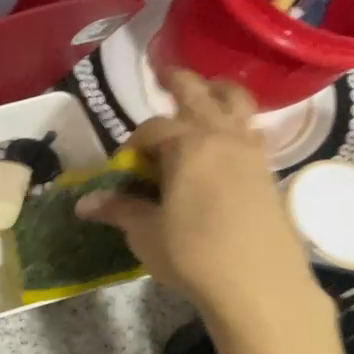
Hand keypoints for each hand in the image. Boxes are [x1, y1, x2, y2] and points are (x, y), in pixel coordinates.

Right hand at [76, 70, 324, 331]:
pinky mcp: (267, 173)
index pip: (153, 127)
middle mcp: (223, 138)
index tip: (121, 164)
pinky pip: (250, 132)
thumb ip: (119, 209)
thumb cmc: (192, 253)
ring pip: (237, 106)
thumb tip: (86, 202)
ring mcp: (251, 153)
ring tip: (207, 91)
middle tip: (167, 71)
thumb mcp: (145, 232)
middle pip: (202, 96)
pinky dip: (235, 123)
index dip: (133, 141)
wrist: (258, 282)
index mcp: (188, 146)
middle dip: (181, 83)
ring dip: (218, 94)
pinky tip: (225, 139)